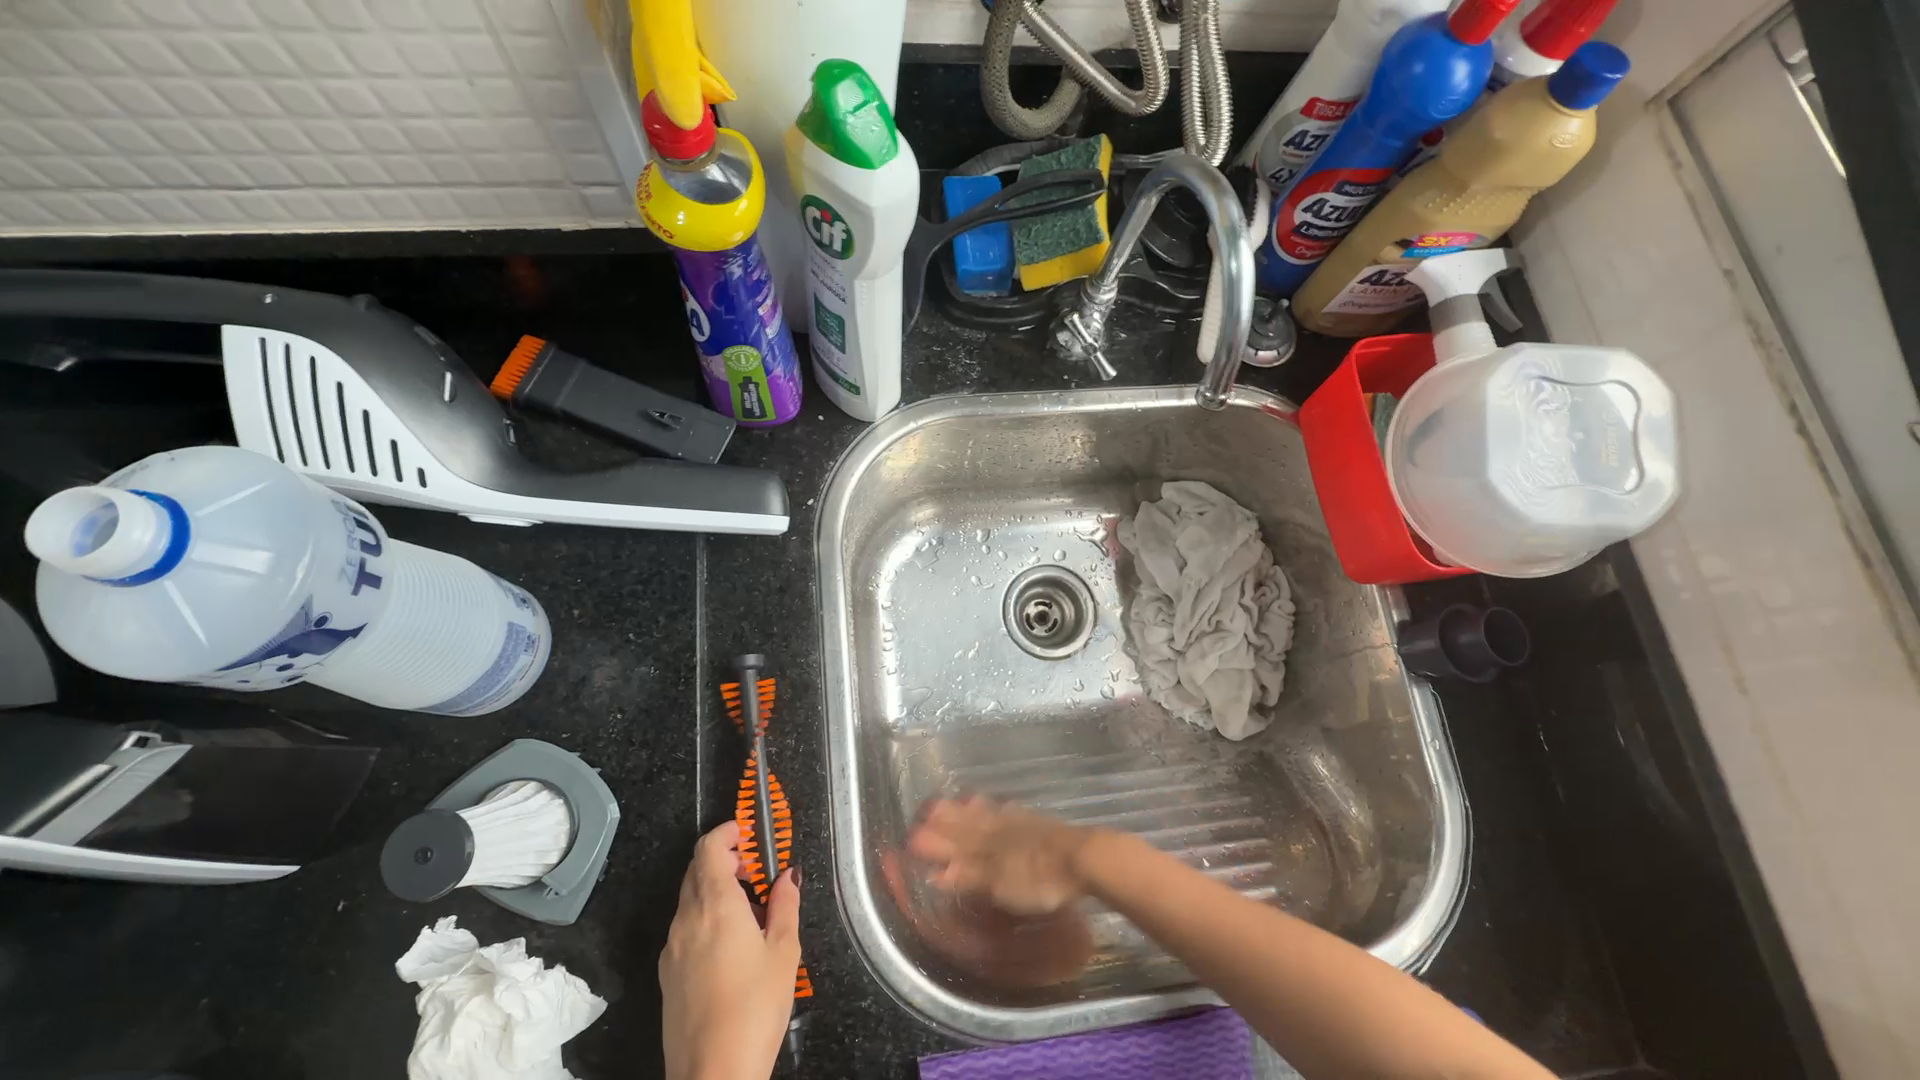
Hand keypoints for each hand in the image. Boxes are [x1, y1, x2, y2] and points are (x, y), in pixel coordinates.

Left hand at [660, 821, 799, 1079]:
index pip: (709, 849)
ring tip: (749, 909)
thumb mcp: (784, 953)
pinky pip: (684, 927)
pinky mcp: (667, 973)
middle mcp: (687, 919)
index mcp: (716, 906)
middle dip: (723, 859)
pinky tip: (729, 943)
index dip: (727, 833)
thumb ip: (785, 906)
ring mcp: (672, 947)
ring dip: (714, 888)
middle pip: (695, 870)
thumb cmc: (756, 1007)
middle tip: (755, 869)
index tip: (748, 833)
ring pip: (688, 899)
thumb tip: (788, 874)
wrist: (712, 1072)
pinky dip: (704, 916)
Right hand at [906, 795, 1092, 915]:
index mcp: (981, 843)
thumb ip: (967, 877)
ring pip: (985, 812)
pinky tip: (999, 807)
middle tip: (927, 812)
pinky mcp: (1037, 822)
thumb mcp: (997, 885)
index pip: (948, 840)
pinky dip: (995, 808)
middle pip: (964, 821)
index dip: (930, 840)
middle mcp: (994, 827)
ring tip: (956, 803)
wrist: (1082, 859)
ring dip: (967, 809)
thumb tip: (935, 872)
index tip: (911, 838)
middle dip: (944, 818)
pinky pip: (1006, 810)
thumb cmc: (1037, 878)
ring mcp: (1017, 822)